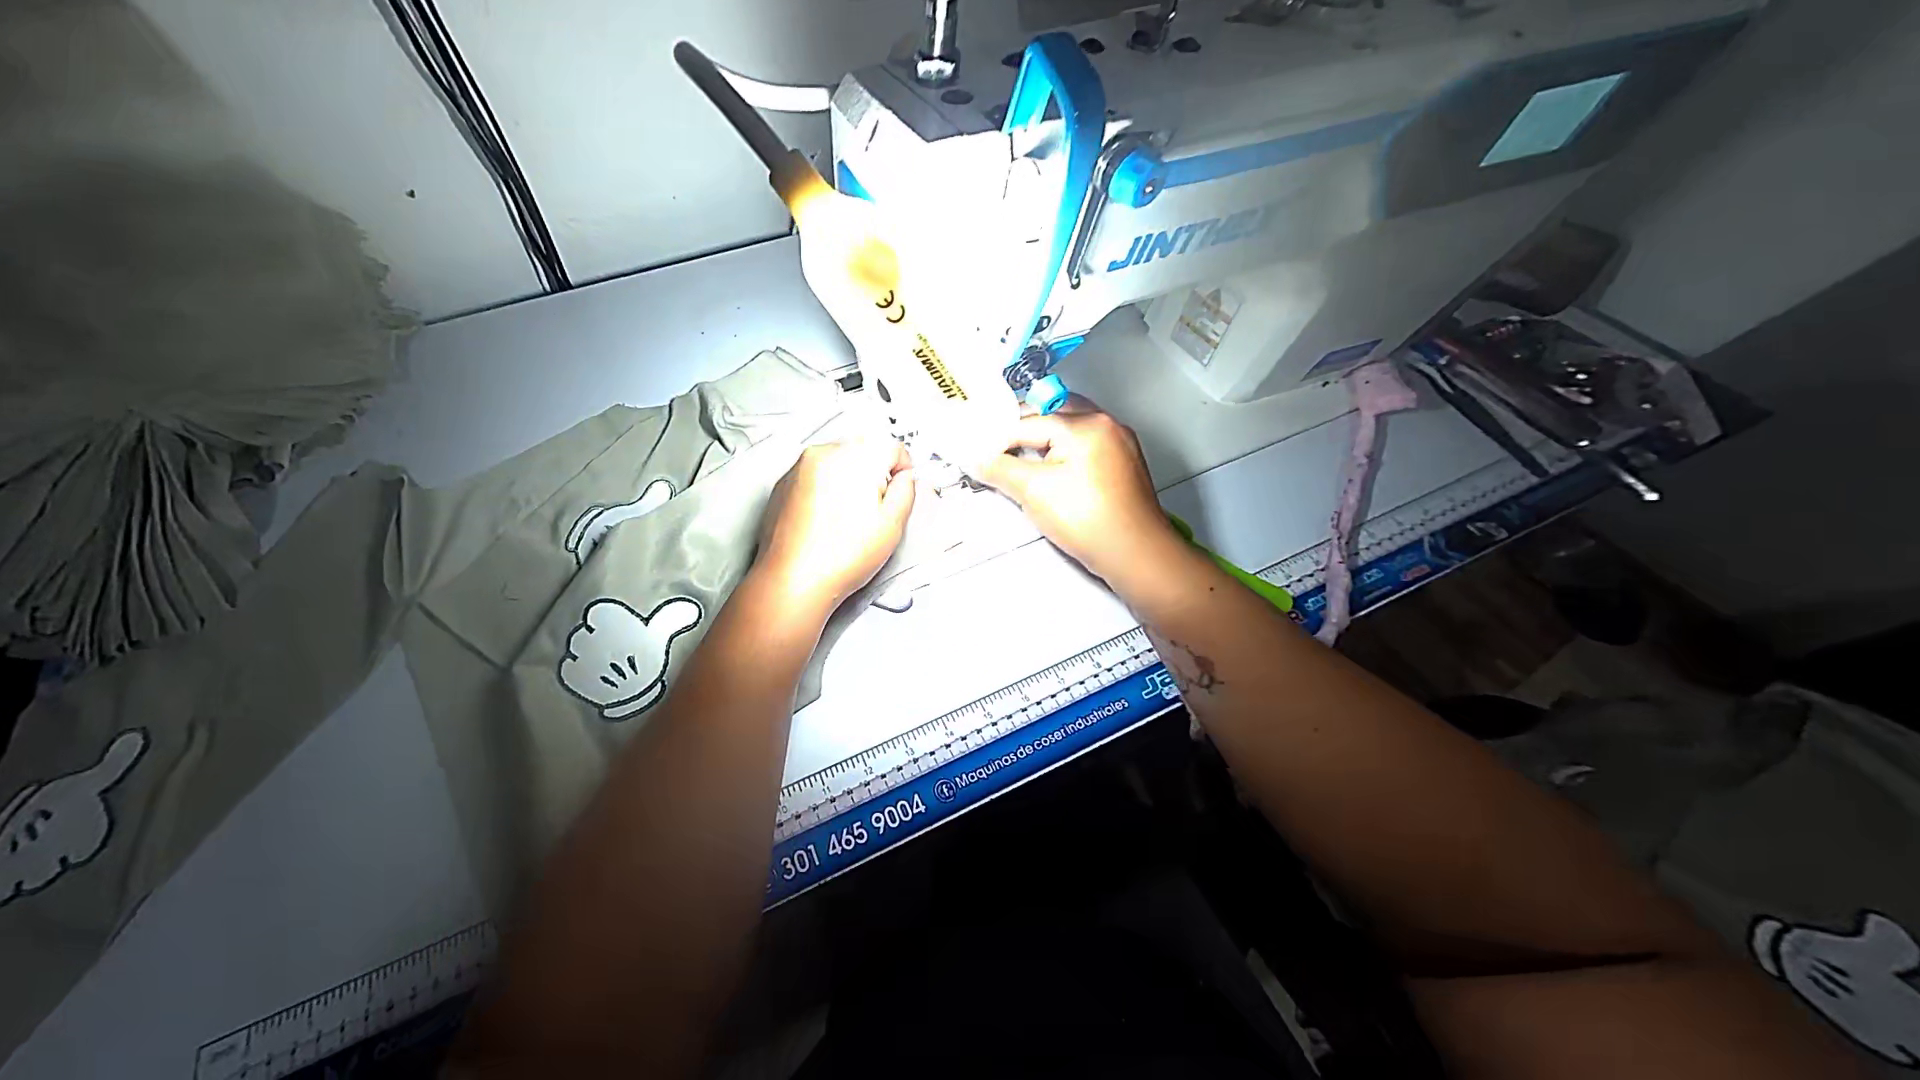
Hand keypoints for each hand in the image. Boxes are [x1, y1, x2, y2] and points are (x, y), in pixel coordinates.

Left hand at [752, 437, 915, 617]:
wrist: (792, 580)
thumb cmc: (837, 558)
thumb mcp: (892, 525)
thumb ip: (907, 490)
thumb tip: (905, 478)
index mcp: (855, 457)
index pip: (893, 447)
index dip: (903, 471)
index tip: (900, 488)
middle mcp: (825, 454)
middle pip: (864, 451)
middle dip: (874, 476)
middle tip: (873, 512)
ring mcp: (800, 467)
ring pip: (838, 463)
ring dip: (848, 483)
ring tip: (847, 522)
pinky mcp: (784, 483)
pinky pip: (815, 476)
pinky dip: (824, 492)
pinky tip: (827, 523)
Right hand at [974, 401, 1179, 583]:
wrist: (1136, 555)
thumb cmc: (1090, 522)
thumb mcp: (1033, 492)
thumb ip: (1000, 469)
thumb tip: (980, 459)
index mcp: (1085, 423)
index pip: (1027, 421)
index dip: (998, 438)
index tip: (979, 452)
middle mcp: (1107, 425)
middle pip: (1052, 416)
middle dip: (1024, 432)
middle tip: (999, 452)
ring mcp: (1120, 444)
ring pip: (1071, 432)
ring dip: (1046, 443)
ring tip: (1024, 466)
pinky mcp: (1125, 465)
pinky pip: (1088, 449)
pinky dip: (1067, 456)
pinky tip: (1055, 478)